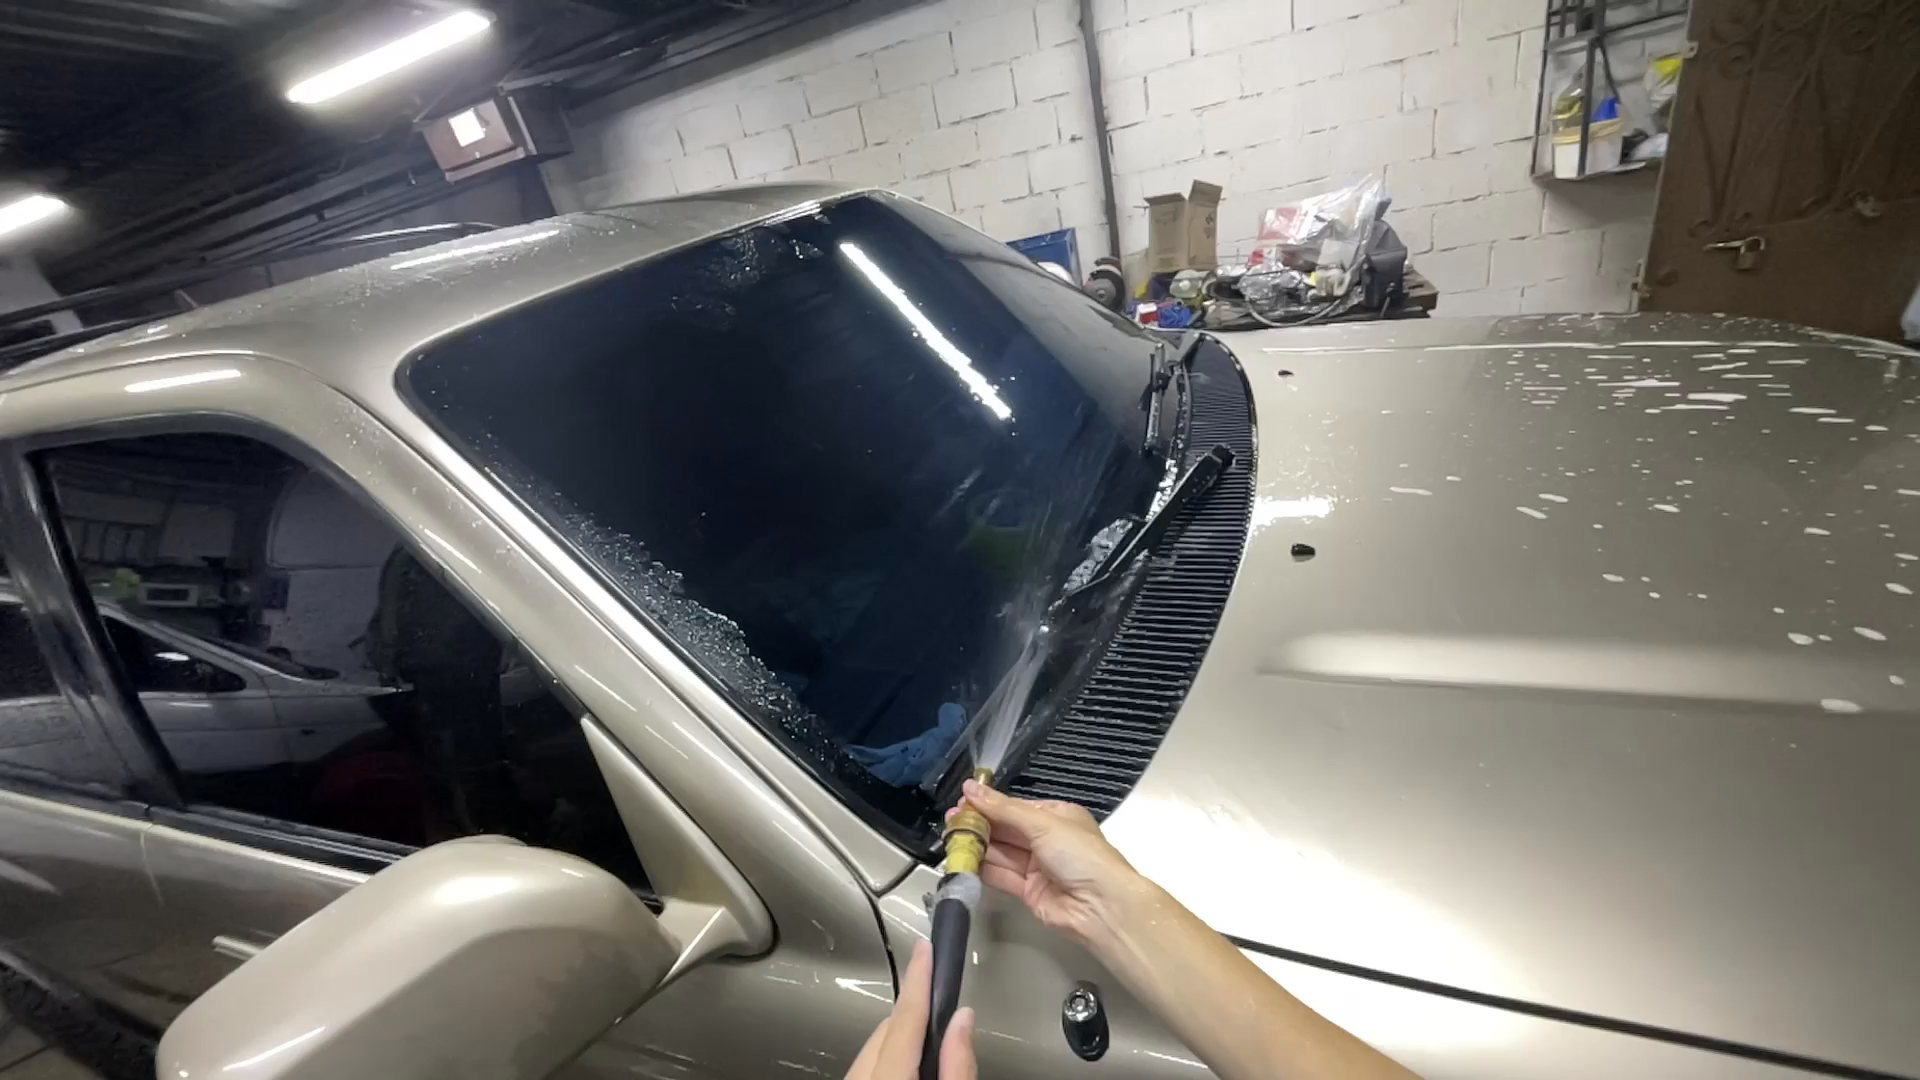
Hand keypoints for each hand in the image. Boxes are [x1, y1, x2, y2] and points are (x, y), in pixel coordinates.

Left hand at [845, 939, 975, 1079]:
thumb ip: (957, 1066)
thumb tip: (963, 1017)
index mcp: (887, 1076)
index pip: (905, 1017)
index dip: (918, 978)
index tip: (924, 946)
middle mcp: (859, 1076)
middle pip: (888, 1030)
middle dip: (916, 1020)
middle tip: (946, 1024)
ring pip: (875, 1046)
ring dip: (901, 1043)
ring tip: (929, 1059)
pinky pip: (866, 1065)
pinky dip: (886, 1061)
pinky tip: (906, 1072)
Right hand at [953, 779, 1154, 948]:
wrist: (1101, 907)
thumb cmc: (1080, 855)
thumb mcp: (1042, 823)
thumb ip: (1003, 808)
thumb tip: (971, 787)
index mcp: (1055, 816)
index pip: (1014, 807)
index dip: (988, 804)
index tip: (962, 801)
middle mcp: (1046, 839)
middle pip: (1005, 829)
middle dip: (979, 825)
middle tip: (951, 821)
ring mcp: (1037, 867)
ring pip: (1001, 852)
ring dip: (977, 846)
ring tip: (951, 839)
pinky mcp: (1028, 892)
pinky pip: (1001, 876)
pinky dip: (982, 870)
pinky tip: (963, 862)